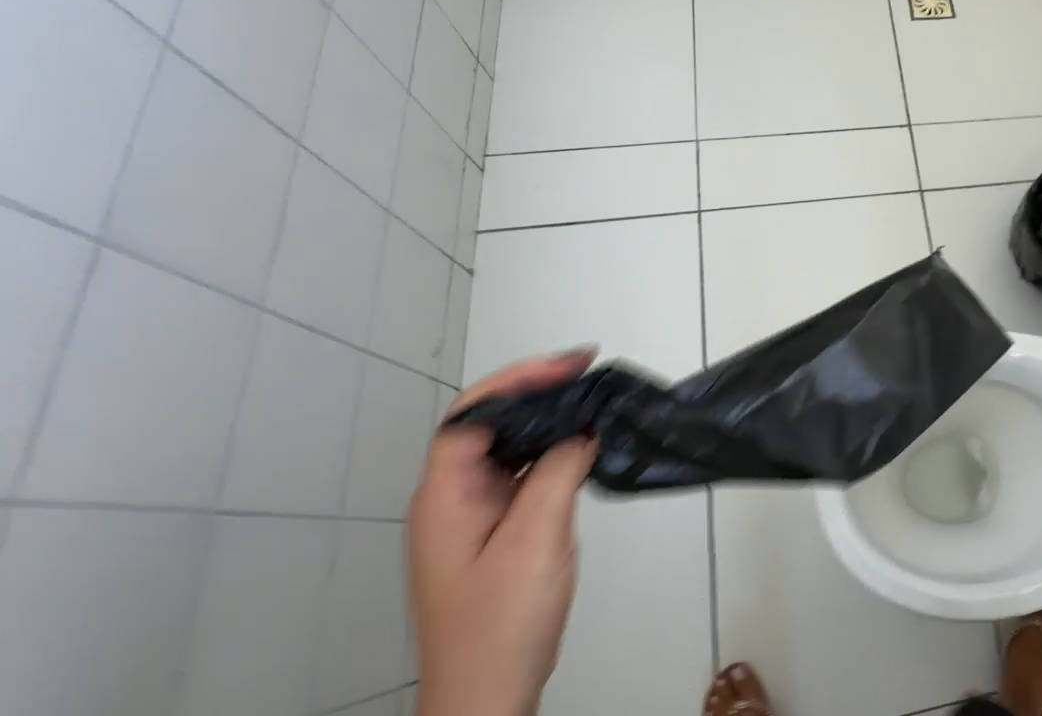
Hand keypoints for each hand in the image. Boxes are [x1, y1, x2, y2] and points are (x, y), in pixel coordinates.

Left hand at [409, 348, 600, 715]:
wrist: (486, 700)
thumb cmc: (503, 623)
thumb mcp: (537, 540)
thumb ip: (560, 472)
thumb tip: (584, 427)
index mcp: (444, 496)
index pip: (473, 414)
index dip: (519, 380)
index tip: (571, 366)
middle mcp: (451, 499)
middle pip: (488, 426)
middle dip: (537, 392)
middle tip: (589, 373)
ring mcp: (471, 517)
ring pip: (506, 450)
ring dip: (546, 422)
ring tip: (591, 400)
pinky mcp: (493, 533)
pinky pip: (521, 476)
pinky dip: (551, 454)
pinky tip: (582, 448)